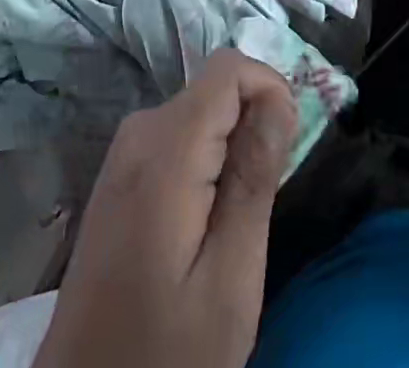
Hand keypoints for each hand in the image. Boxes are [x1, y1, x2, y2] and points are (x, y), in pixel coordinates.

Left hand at [33, 50, 297, 367]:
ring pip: (200, 111)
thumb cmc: (169, 349)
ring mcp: (122, 153)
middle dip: (253, 123)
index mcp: (163, 152)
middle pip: (214, 89)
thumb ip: (254, 176)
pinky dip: (208, 158)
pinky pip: (179, 136)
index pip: (227, 68)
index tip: (288, 149)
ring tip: (237, 216)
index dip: (270, 91)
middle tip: (264, 199)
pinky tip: (207, 217)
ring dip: (233, 146)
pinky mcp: (120, 174)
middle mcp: (137, 134)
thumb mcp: (231, 274)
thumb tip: (279, 97)